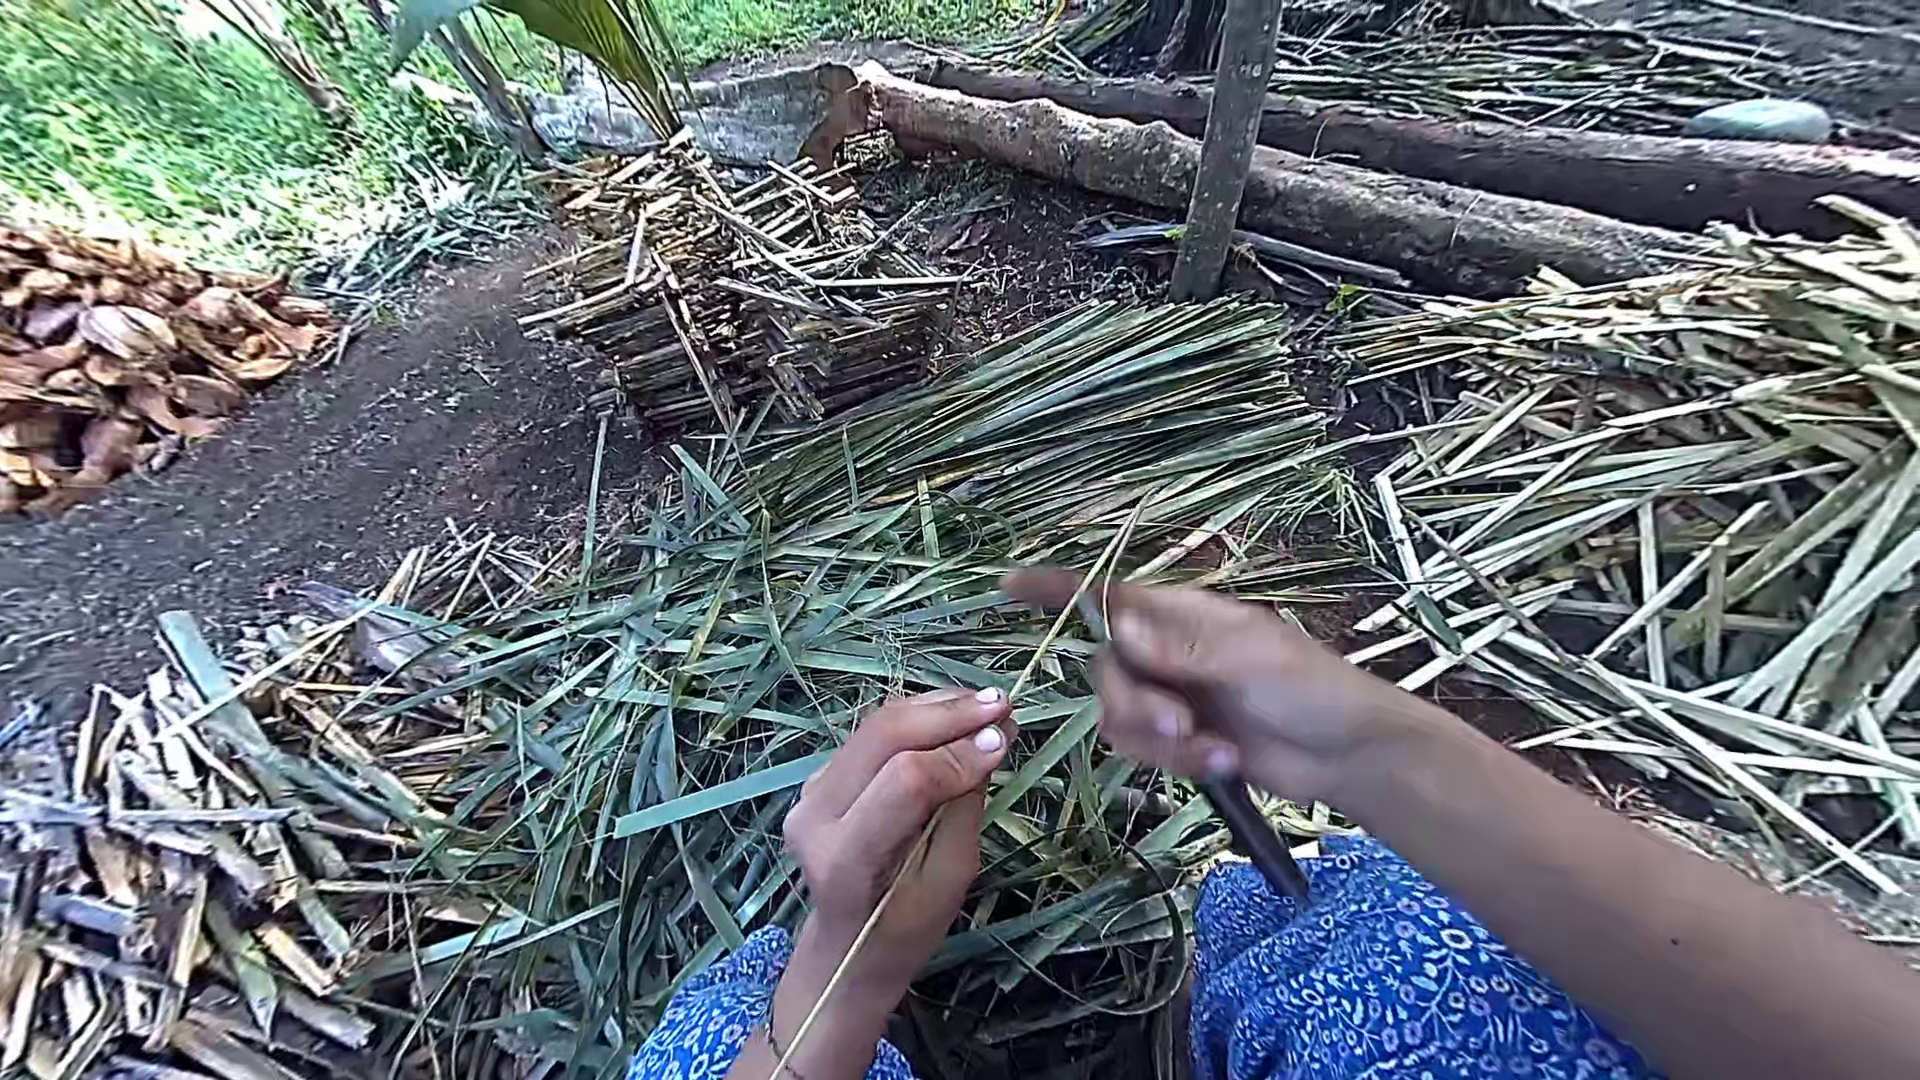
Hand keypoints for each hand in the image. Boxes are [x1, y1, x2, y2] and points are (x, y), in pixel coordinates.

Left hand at [783, 687, 1013, 994]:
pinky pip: (874, 730)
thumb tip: (988, 739)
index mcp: (844, 859)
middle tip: (1000, 704)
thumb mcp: (950, 880)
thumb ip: (964, 808)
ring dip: (938, 705)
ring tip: (987, 702)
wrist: (848, 947)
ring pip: (879, 722)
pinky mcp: (821, 771)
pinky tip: (957, 711)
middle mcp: (815, 812)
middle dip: (949, 712)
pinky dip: (920, 714)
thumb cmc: (907, 929)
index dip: (958, 754)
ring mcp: (811, 787)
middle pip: (885, 735)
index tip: (1004, 738)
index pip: (905, 782)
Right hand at [1003, 568, 1460, 804]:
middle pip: (1104, 669)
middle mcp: (1160, 651)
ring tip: (1213, 748)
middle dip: (1136, 703)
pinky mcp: (1173, 738)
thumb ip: (1180, 645)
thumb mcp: (1251, 657)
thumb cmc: (1309, 686)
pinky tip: (1221, 761)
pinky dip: (1176, 761)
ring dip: (1160, 740)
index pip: (1104, 596)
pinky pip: (1139, 748)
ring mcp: (1164, 696)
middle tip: (1182, 723)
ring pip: (1116, 715)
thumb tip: (1115, 627)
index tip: (1008, 585)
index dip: (1056, 590)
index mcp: (1176, 615)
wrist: (1347, 756)